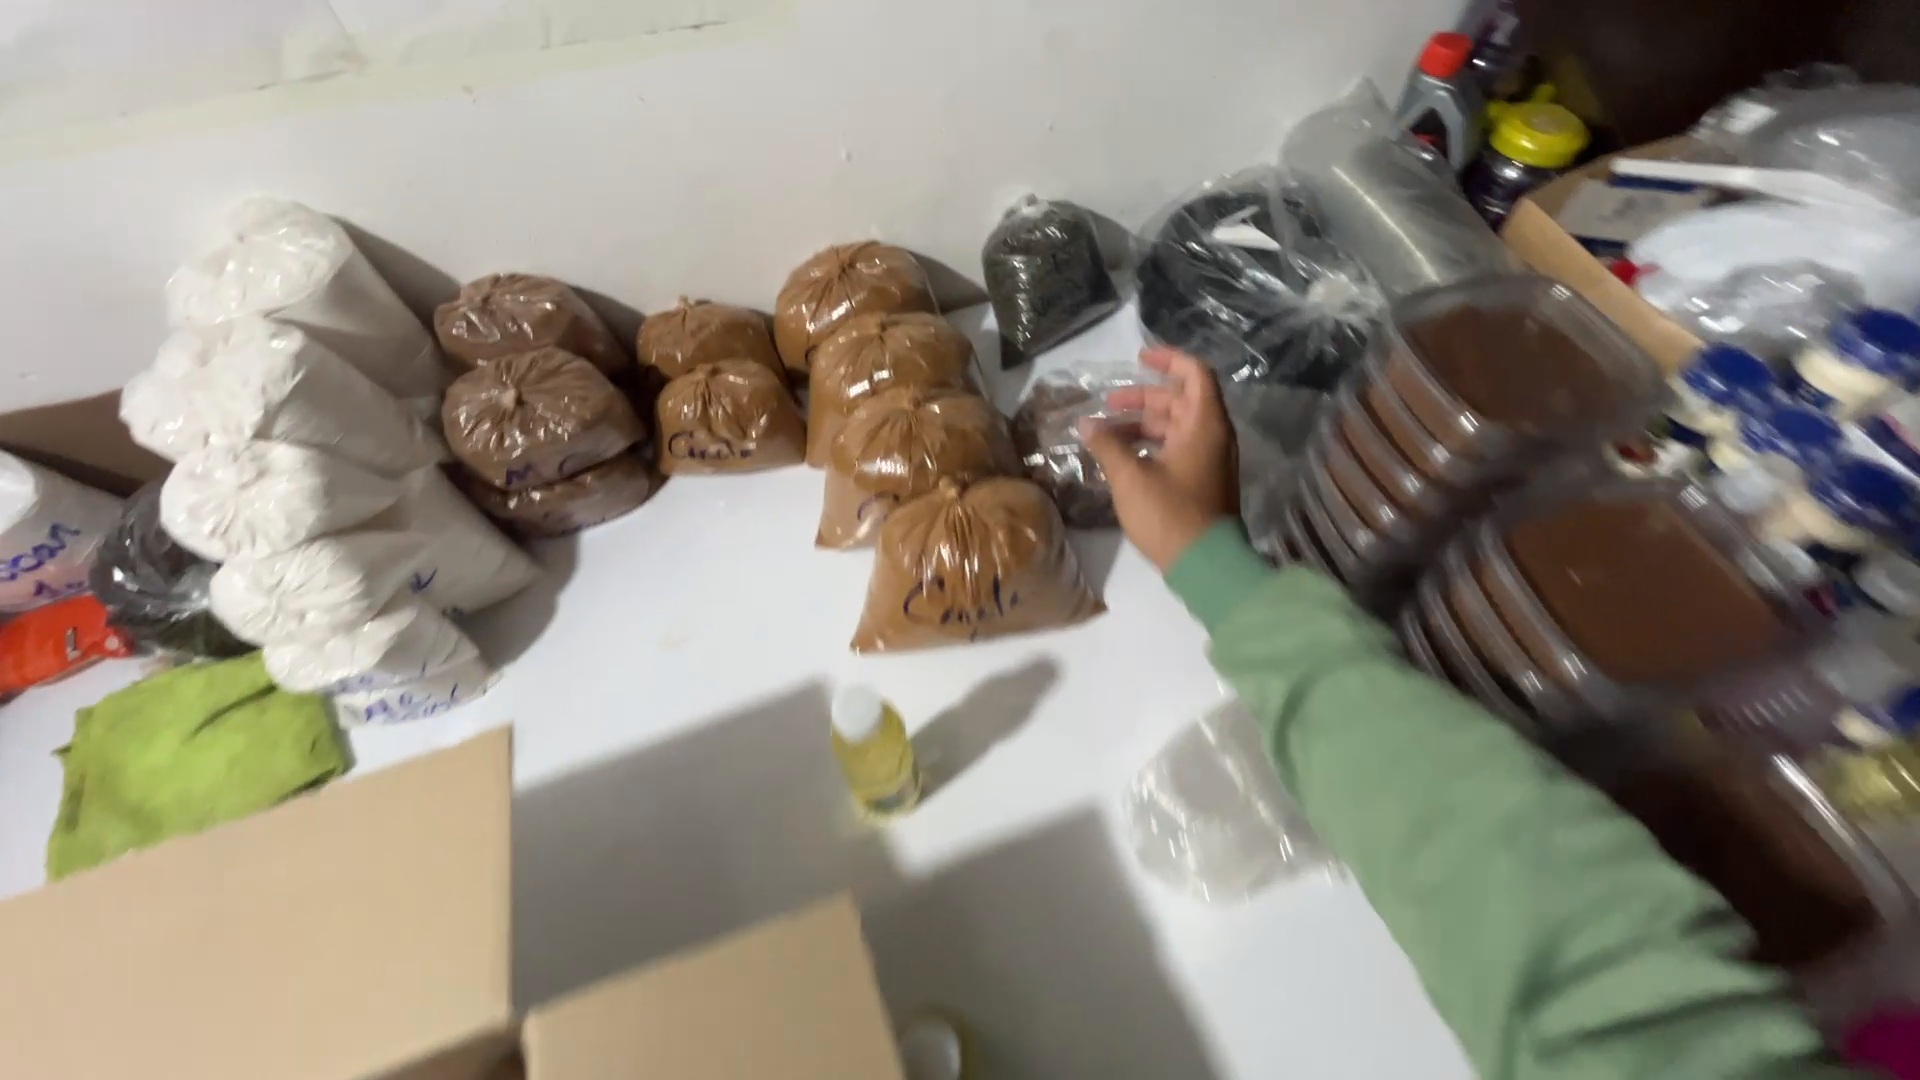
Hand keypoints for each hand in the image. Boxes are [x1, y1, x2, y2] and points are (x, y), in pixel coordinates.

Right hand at [1080, 347, 1238, 572]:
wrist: (1205, 566)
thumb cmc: (1169, 515)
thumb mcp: (1131, 478)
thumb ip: (1107, 446)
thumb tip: (1087, 424)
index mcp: (1204, 425)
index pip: (1194, 374)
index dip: (1168, 360)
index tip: (1138, 357)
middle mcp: (1213, 437)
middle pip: (1181, 401)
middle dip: (1144, 397)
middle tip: (1109, 404)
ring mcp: (1210, 461)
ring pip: (1177, 428)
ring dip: (1143, 425)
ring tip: (1107, 436)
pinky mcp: (1203, 483)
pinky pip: (1178, 450)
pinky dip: (1152, 446)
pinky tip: (1123, 459)